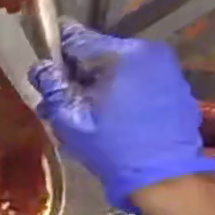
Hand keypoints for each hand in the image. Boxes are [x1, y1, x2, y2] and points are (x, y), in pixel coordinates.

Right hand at [28, 21, 214, 210]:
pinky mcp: (175, 84)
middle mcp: (147, 51)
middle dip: (77, 72)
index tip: (44, 62)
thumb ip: (52, 89)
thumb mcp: (71, 120)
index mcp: (120, 55)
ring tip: (83, 110)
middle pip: (100, 53)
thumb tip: (40, 68)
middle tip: (58, 98)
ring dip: (98, 82)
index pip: (78, 39)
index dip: (56, 49)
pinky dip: (119, 90)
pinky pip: (138, 78)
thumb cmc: (112, 147)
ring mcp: (166, 67)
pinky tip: (110, 115)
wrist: (164, 174)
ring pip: (119, 66)